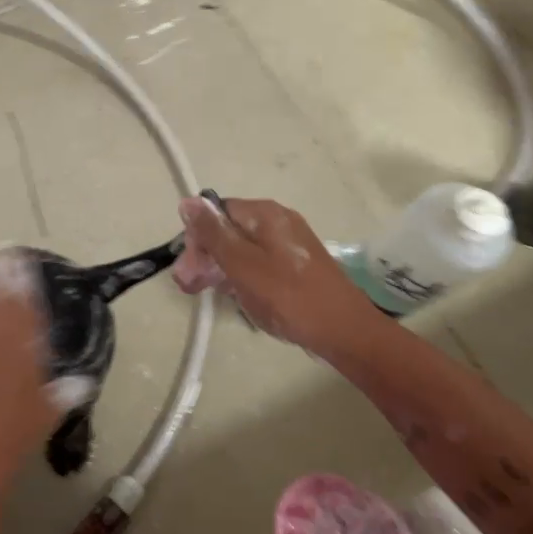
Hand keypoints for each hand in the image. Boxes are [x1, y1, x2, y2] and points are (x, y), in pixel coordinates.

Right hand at [172, 197, 388, 353]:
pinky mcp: (297, 266)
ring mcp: (289, 244)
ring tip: (208, 294)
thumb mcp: (242, 264)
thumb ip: (213, 233)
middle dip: (206, 255)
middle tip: (190, 286)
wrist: (345, 332)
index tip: (190, 267)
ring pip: (243, 249)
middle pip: (229, 229)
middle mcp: (277, 221)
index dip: (198, 236)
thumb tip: (187, 201)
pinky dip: (243, 276)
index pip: (216, 211)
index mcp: (264, 214)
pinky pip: (260, 263)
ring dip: (221, 268)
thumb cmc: (288, 297)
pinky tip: (237, 296)